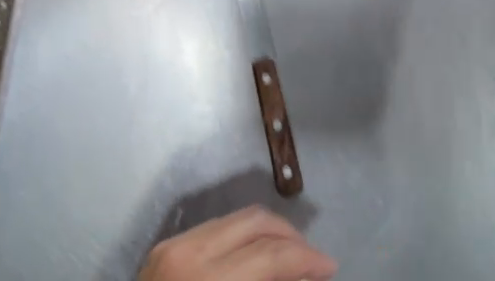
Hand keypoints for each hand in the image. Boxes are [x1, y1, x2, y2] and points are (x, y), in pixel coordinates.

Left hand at [139, 206, 336, 280]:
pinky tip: (255, 257)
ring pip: (234, 218)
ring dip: (267, 232)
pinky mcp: (164, 246)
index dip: (307, 258)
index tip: (330, 267)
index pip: (270, 254)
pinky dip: (241, 237)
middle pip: (254, 221)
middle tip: (313, 259)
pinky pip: (213, 229)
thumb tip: (299, 276)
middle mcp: (190, 251)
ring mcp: (173, 244)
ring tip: (289, 256)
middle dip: (290, 236)